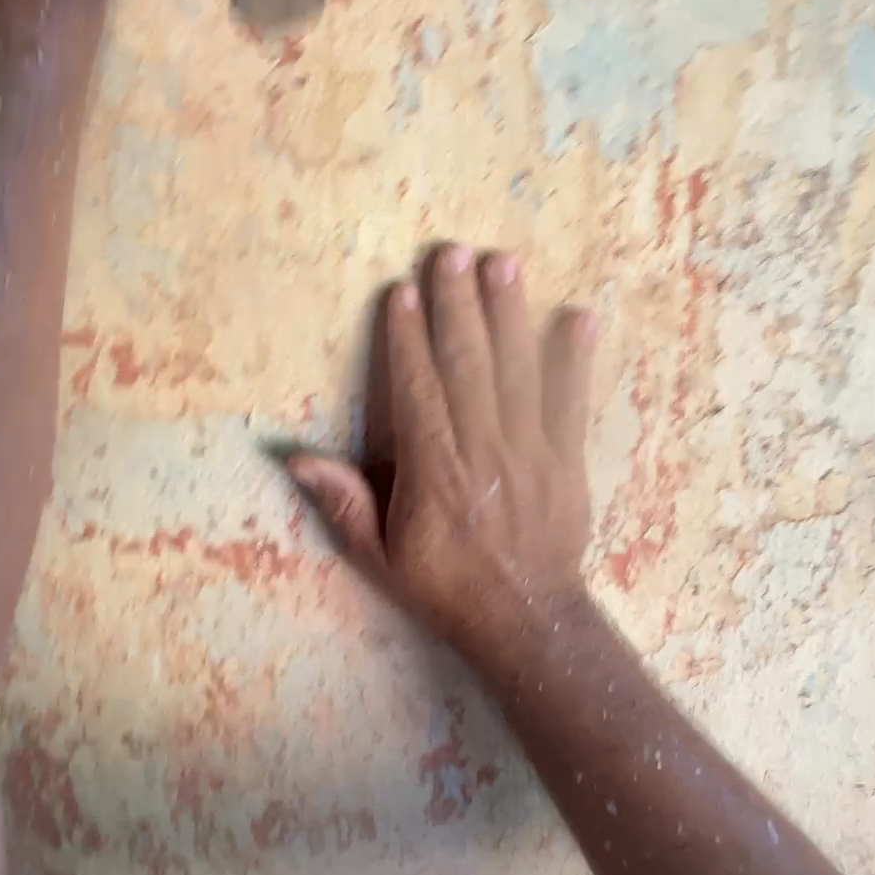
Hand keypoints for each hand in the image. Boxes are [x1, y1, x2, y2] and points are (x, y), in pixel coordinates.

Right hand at [288, 245, 599, 663]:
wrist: (527, 620)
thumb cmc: (445, 586)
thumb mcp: (379, 558)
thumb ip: (344, 505)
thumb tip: (294, 460)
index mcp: (434, 472)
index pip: (418, 391)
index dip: (408, 339)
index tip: (404, 291)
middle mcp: (483, 451)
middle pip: (468, 365)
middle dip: (459, 304)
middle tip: (453, 253)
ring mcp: (532, 452)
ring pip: (518, 371)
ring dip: (509, 313)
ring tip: (503, 262)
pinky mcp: (569, 460)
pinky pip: (572, 402)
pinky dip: (576, 359)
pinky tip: (580, 317)